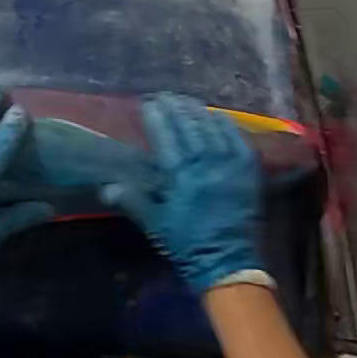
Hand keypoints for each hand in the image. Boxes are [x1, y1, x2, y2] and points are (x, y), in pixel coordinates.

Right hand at [103, 93, 265, 292]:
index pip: (166, 137)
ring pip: (211, 127)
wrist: (228, 261)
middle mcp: (206, 163)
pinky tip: (215, 114)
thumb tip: (107, 186)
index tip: (148, 103)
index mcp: (181, 177)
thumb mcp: (156, 224)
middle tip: (165, 96)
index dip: (156, 117)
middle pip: (188, 126)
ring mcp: (230, 162)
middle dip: (175, 107)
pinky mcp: (248, 166)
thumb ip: (133, 199)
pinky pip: (236, 136)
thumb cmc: (187, 243)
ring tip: (185, 100)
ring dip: (197, 111)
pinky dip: (224, 123)